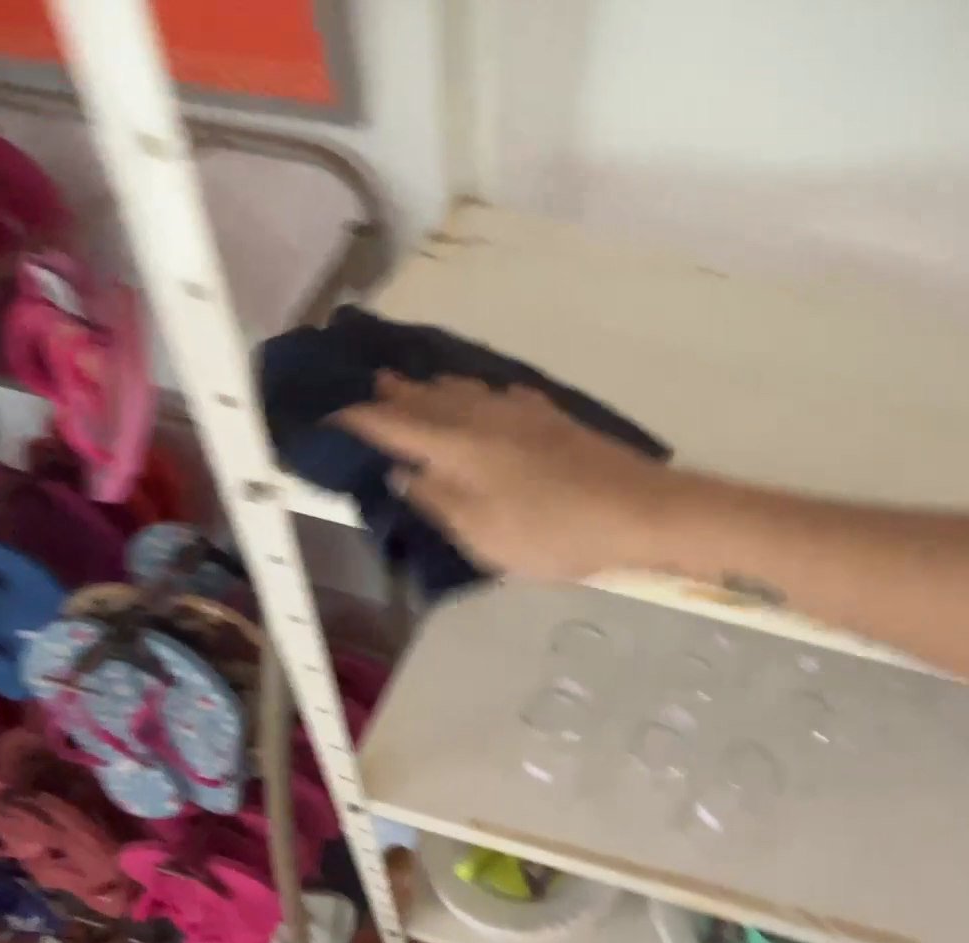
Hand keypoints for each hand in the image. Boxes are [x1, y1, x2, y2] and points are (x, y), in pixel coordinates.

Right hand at [331, 374, 673, 579]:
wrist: (634, 509)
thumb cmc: (552, 532)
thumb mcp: (482, 535)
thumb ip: (438, 501)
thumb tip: (403, 472)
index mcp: (458, 447)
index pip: (395, 426)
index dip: (362, 419)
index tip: (334, 413)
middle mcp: (483, 418)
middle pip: (430, 400)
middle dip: (397, 393)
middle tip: (372, 381)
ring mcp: (521, 413)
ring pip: (465, 392)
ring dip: (435, 388)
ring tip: (418, 384)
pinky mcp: (551, 417)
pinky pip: (499, 396)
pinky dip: (478, 395)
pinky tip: (485, 399)